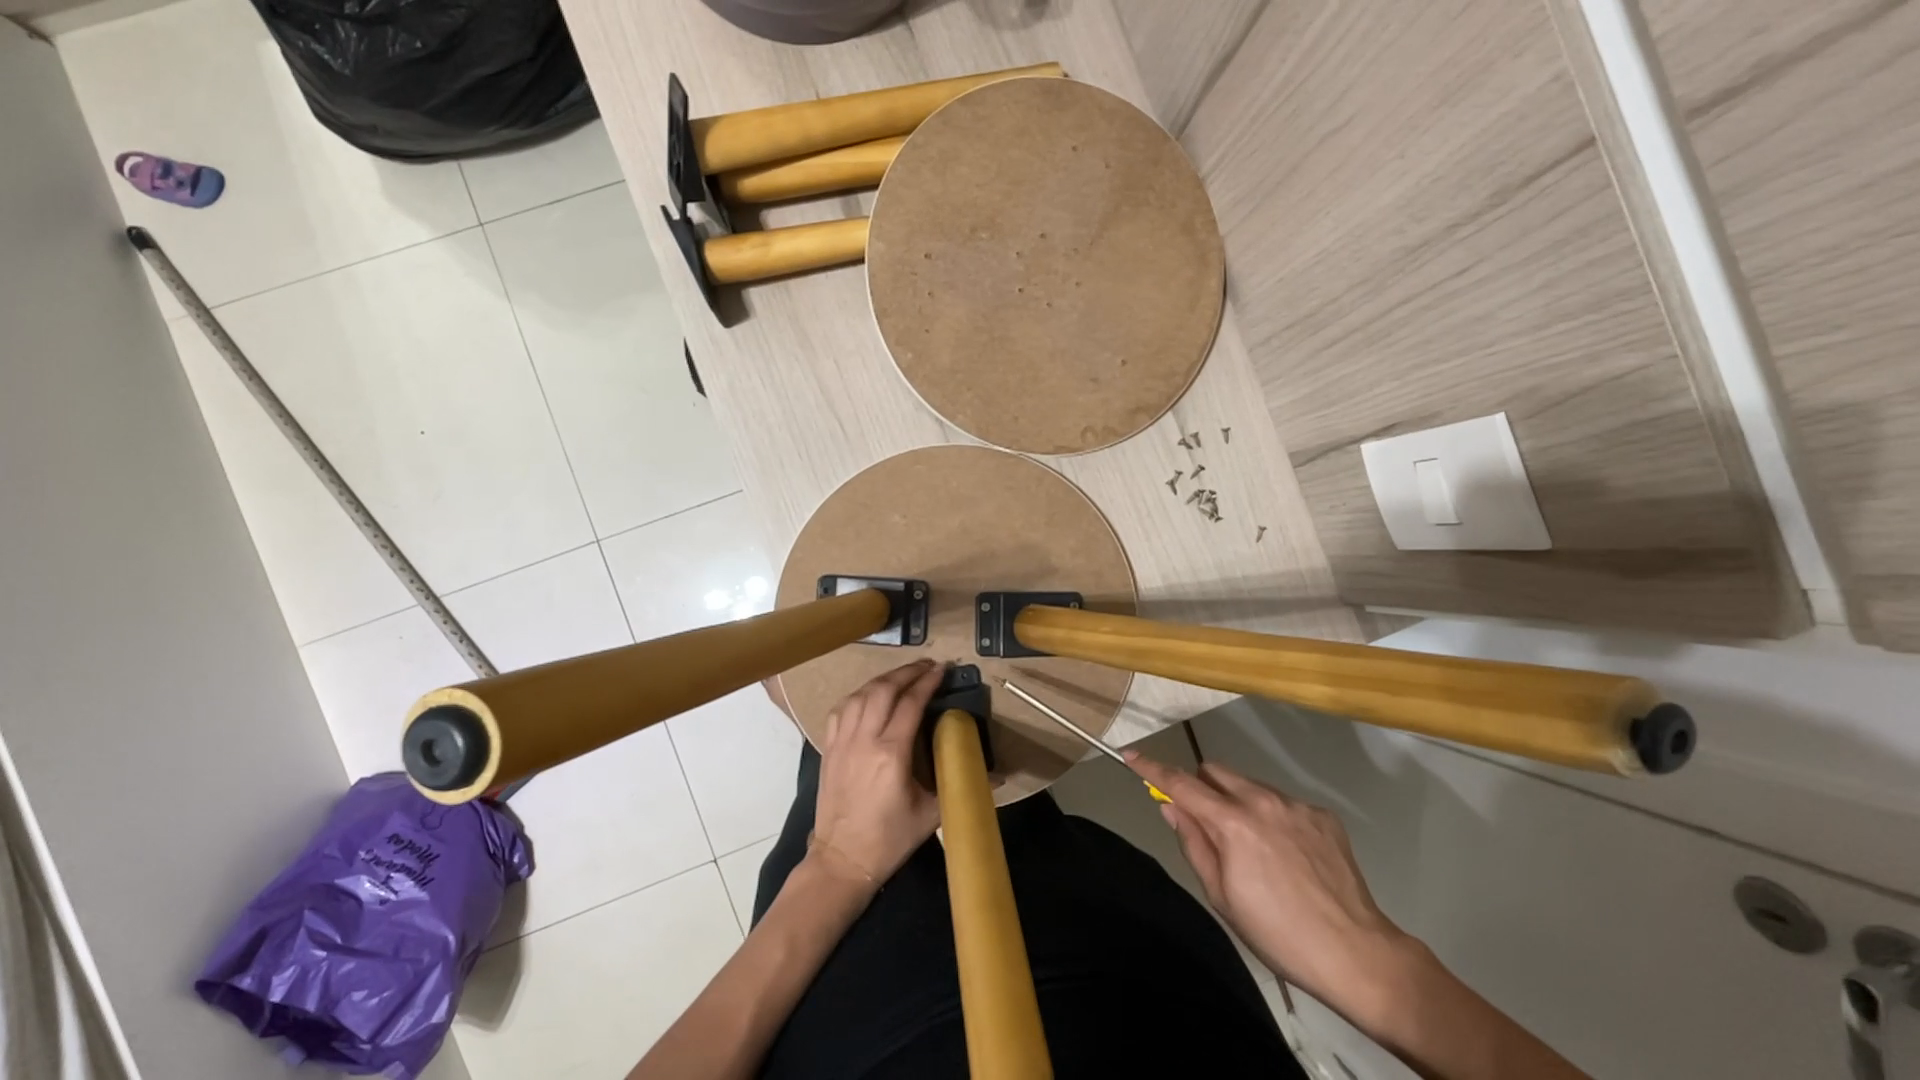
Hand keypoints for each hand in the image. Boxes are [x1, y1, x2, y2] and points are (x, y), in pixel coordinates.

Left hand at [812, 660, 943, 886]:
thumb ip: (960, 786)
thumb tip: (1000, 778)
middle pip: (883, 690)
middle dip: (906, 672)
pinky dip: (858, 695)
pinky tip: (869, 696)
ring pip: (860, 694)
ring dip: (883, 680)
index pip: (910, 703)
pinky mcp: (829, 749)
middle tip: (927, 666)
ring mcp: (842, 742)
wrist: (842, 860)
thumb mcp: (931, 814)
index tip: (942, 670)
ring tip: (902, 676)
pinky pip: (841, 709)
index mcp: (891, 753)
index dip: (927, 682)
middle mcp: (863, 740)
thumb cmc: (890, 839)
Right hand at [1125, 753, 1426, 1026]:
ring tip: (1250, 848)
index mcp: (1234, 823)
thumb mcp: (1222, 895)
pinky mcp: (1323, 815)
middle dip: (1200, 786)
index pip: (1181, 784)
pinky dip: (1269, 817)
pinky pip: (1282, 802)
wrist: (1354, 951)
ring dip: (1236, 801)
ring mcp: (1297, 806)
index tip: (1131, 756)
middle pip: (1216, 771)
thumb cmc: (1277, 933)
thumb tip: (1172, 808)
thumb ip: (1194, 843)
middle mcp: (1264, 801)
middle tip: (1203, 824)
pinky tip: (1284, 855)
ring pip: (1250, 785)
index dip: (1152, 769)